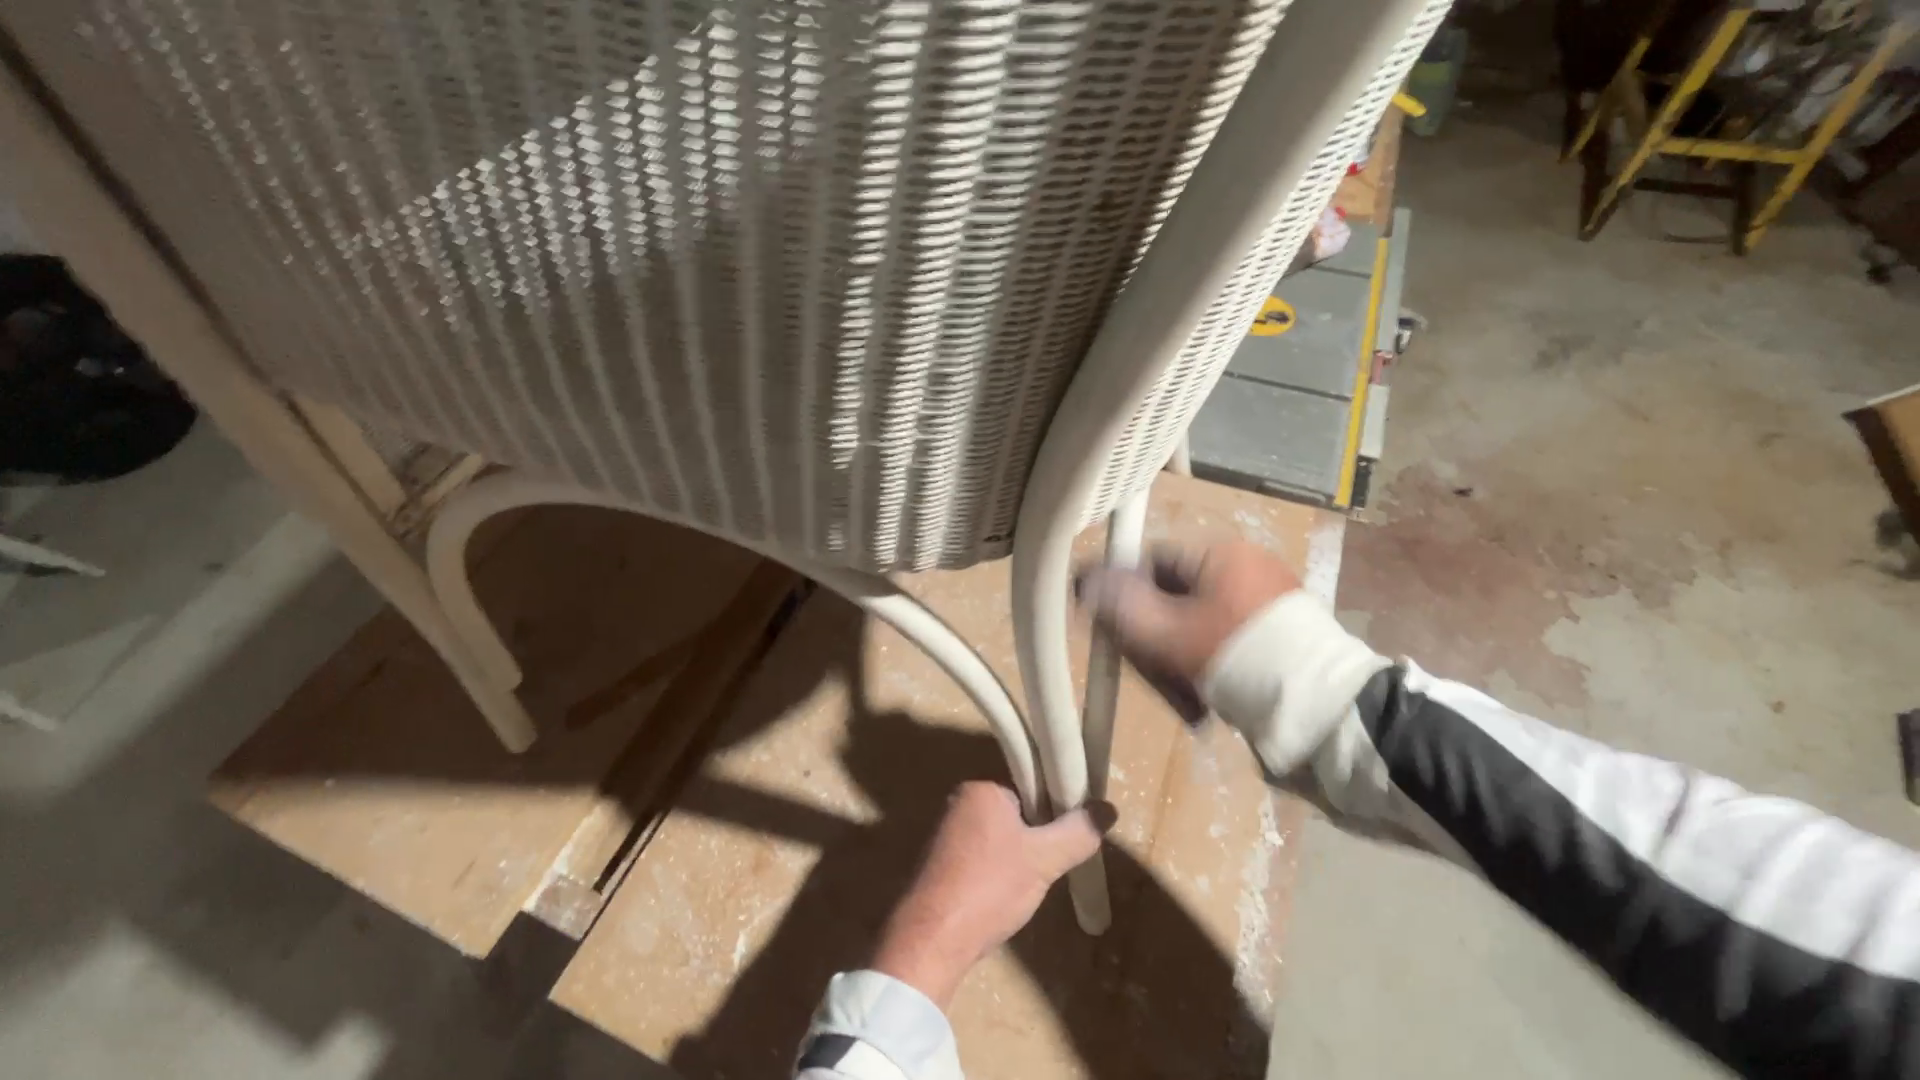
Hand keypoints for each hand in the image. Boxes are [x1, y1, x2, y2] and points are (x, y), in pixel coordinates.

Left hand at [870, 783, 1112, 1009]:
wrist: (932, 940)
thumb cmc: (989, 887)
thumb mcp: (1044, 859)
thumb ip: (1078, 833)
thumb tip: (1108, 809)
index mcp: (980, 789)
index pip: (1029, 789)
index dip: (1052, 813)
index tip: (1066, 838)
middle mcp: (957, 804)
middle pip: (1013, 815)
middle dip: (1033, 840)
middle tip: (1049, 867)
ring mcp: (943, 836)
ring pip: (996, 840)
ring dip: (1014, 860)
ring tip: (1026, 888)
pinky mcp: (937, 866)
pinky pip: (978, 860)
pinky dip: (994, 875)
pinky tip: (1002, 899)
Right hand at [1075, 540, 1300, 701]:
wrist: (1319, 707)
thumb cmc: (1237, 658)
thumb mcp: (1169, 634)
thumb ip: (1121, 607)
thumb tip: (1083, 579)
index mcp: (1220, 553)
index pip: (1151, 563)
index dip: (1126, 601)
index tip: (1120, 642)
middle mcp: (1245, 565)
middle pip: (1173, 599)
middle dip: (1157, 645)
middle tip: (1155, 681)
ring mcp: (1266, 598)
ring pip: (1196, 626)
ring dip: (1179, 664)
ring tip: (1185, 702)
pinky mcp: (1281, 631)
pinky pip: (1226, 642)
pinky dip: (1210, 669)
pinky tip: (1206, 703)